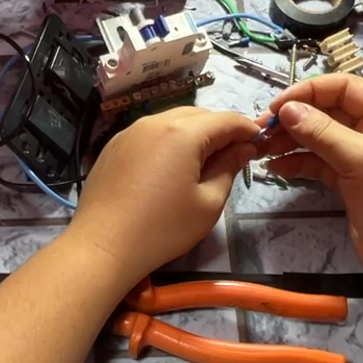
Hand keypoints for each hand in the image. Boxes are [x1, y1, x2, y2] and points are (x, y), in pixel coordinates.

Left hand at [65, 106, 257, 283]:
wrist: (103, 246)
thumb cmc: (162, 229)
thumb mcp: (207, 204)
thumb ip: (228, 169)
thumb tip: (243, 149)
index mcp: (183, 133)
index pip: (226, 120)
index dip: (247, 129)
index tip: (259, 143)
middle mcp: (154, 122)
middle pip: (197, 116)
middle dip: (219, 130)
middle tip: (232, 156)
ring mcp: (128, 133)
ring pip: (170, 122)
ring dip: (192, 135)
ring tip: (201, 163)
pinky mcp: (112, 148)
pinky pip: (148, 135)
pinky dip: (165, 143)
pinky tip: (167, 169)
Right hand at [255, 74, 362, 294]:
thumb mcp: (360, 160)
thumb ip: (321, 132)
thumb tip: (286, 109)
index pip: (344, 87)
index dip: (307, 92)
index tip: (275, 106)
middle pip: (329, 112)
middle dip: (295, 119)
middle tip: (261, 131)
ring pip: (321, 138)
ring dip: (291, 141)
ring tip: (262, 149)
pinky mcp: (350, 179)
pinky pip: (320, 163)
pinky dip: (298, 163)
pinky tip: (276, 167)